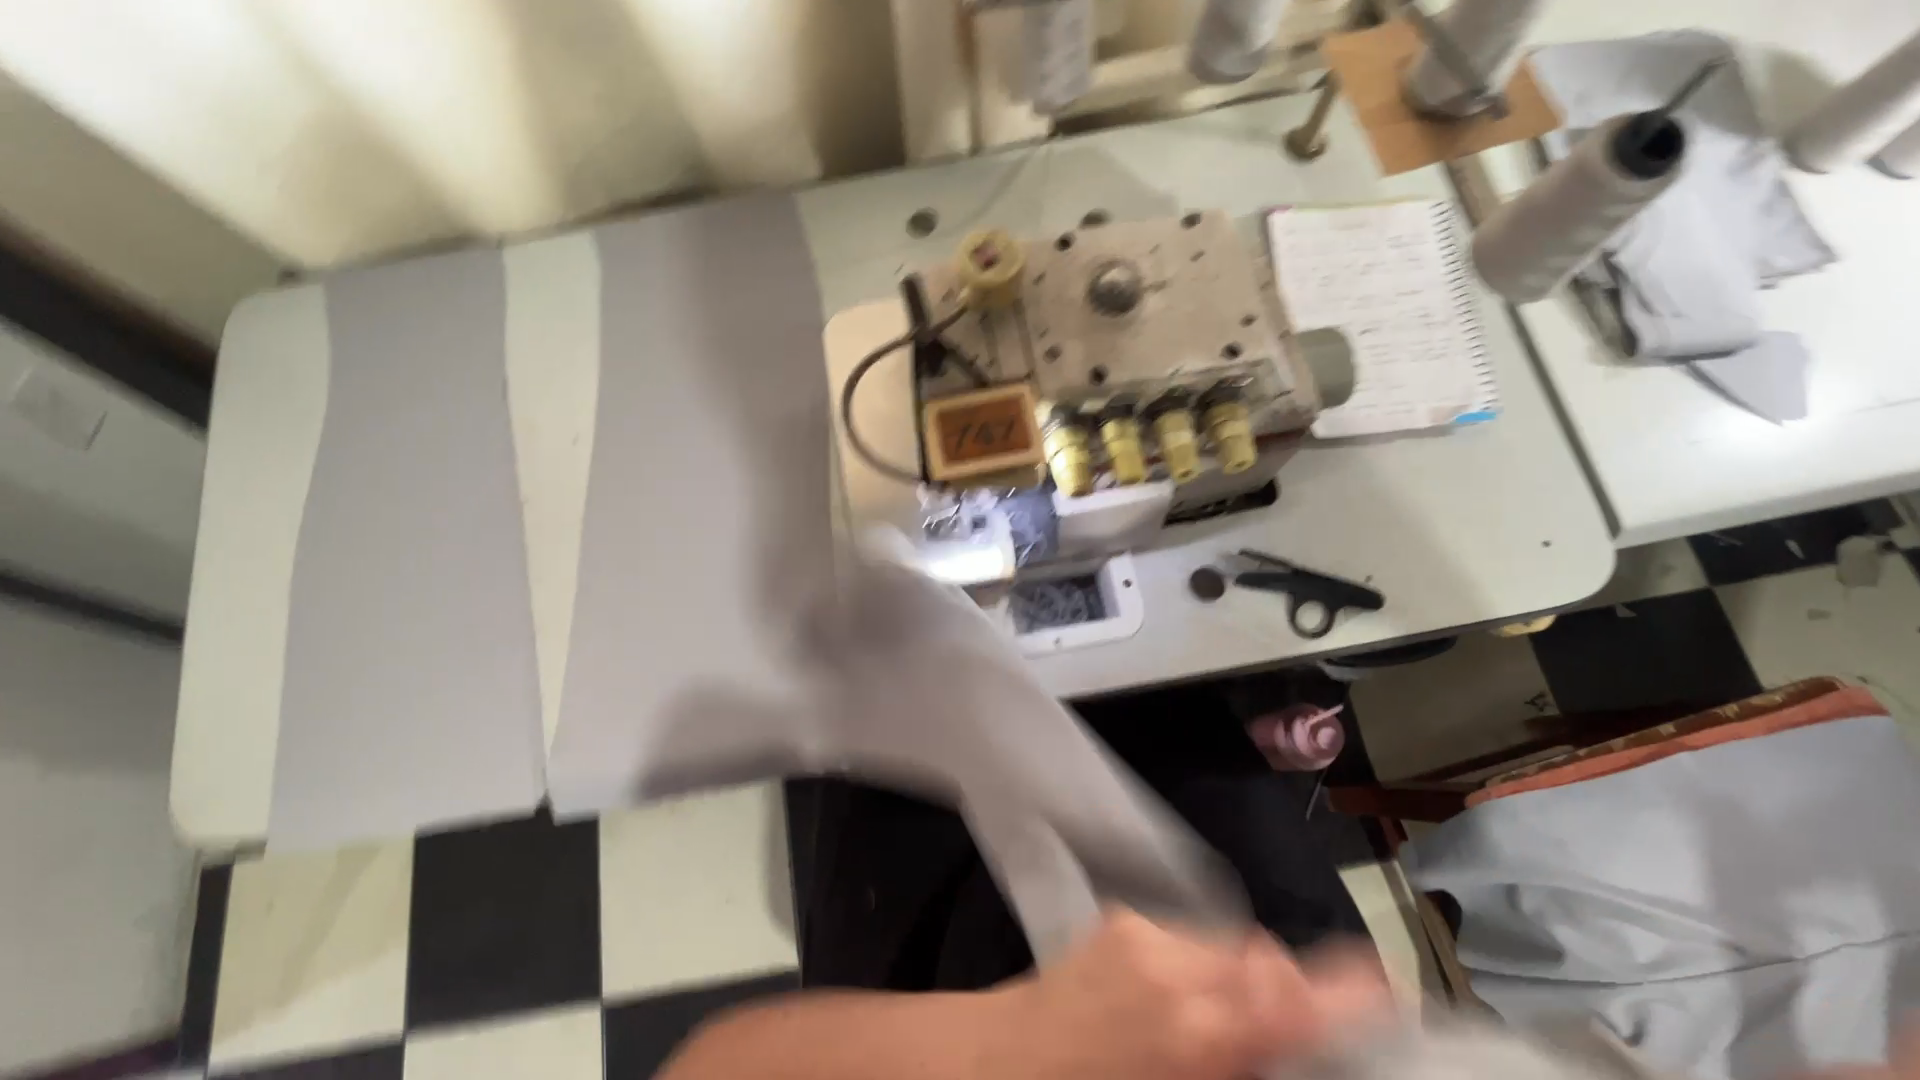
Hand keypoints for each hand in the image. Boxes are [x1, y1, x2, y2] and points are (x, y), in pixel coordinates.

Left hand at [981, 910, 1392, 1079]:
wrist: (992, 1062)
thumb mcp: (1186, 1079)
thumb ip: (1245, 1058)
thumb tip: (1290, 1042)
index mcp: (1194, 1034)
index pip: (1293, 994)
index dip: (1352, 990)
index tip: (1387, 990)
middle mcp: (1174, 968)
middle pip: (1267, 957)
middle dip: (1289, 991)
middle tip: (1285, 1036)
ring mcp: (1144, 933)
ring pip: (1230, 942)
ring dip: (1242, 977)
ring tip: (1224, 1024)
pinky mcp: (1122, 920)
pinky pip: (1189, 934)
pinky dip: (1203, 964)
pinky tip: (1179, 1001)